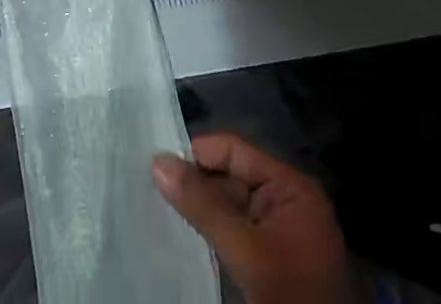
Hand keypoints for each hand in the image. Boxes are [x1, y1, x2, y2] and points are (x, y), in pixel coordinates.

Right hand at [153, 133, 354, 303]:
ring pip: (227, 204)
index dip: (196, 155)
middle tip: (149, 188)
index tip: (156, 167)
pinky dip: (208, 230)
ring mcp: (277, 230)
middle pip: (229, 175)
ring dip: (197, 208)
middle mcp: (285, 199)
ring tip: (157, 207)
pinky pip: (231, 230)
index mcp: (290, 186)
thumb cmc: (291, 296)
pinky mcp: (268, 257)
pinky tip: (180, 233)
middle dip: (193, 183)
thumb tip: (158, 162)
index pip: (234, 150)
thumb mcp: (245, 250)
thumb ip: (203, 205)